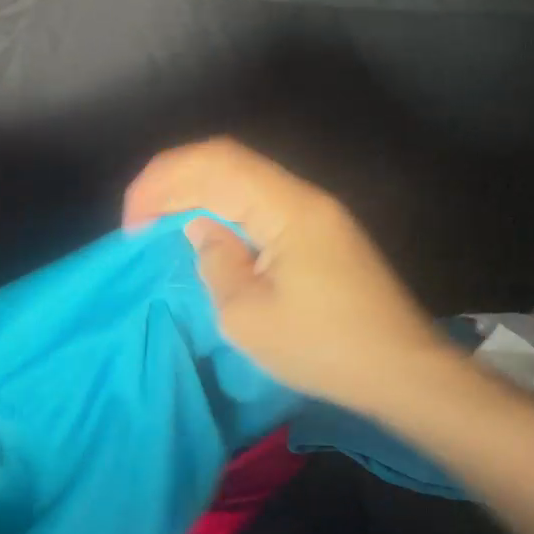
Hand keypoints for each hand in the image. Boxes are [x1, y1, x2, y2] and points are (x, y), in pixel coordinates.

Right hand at [124, 137, 454, 413]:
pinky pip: (255, 202)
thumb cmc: (321, 348)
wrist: (402, 372)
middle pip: (225, 161)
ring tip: (156, 226)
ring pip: (240, 178)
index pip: (213, 164)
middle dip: (170, 182)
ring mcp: (314, 214)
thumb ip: (215, 262)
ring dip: (191, 193)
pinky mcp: (317, 233)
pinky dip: (216, 208)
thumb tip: (199, 229)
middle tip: (135, 223)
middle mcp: (302, 198)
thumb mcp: (246, 315)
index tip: (131, 227)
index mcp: (287, 211)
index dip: (160, 183)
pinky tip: (198, 232)